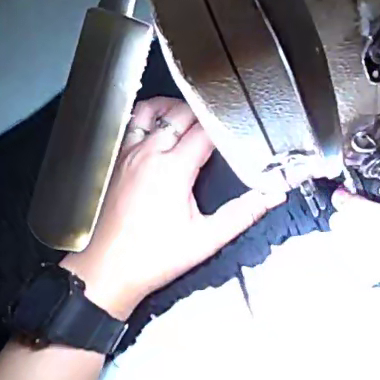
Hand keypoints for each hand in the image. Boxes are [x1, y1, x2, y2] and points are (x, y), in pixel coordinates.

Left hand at [62, 98, 284, 317]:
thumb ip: (243, 213)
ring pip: (151, 110)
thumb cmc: (152, 257)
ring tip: (191, 116)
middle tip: (222, 122)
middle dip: (204, 113)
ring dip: (174, 108)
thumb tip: (271, 195)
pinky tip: (158, 127)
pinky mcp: (114, 162)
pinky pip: (130, 124)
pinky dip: (147, 117)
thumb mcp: (208, 239)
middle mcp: (147, 155)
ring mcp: (126, 155)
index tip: (239, 127)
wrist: (107, 271)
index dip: (226, 124)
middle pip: (180, 113)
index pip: (206, 130)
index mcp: (172, 169)